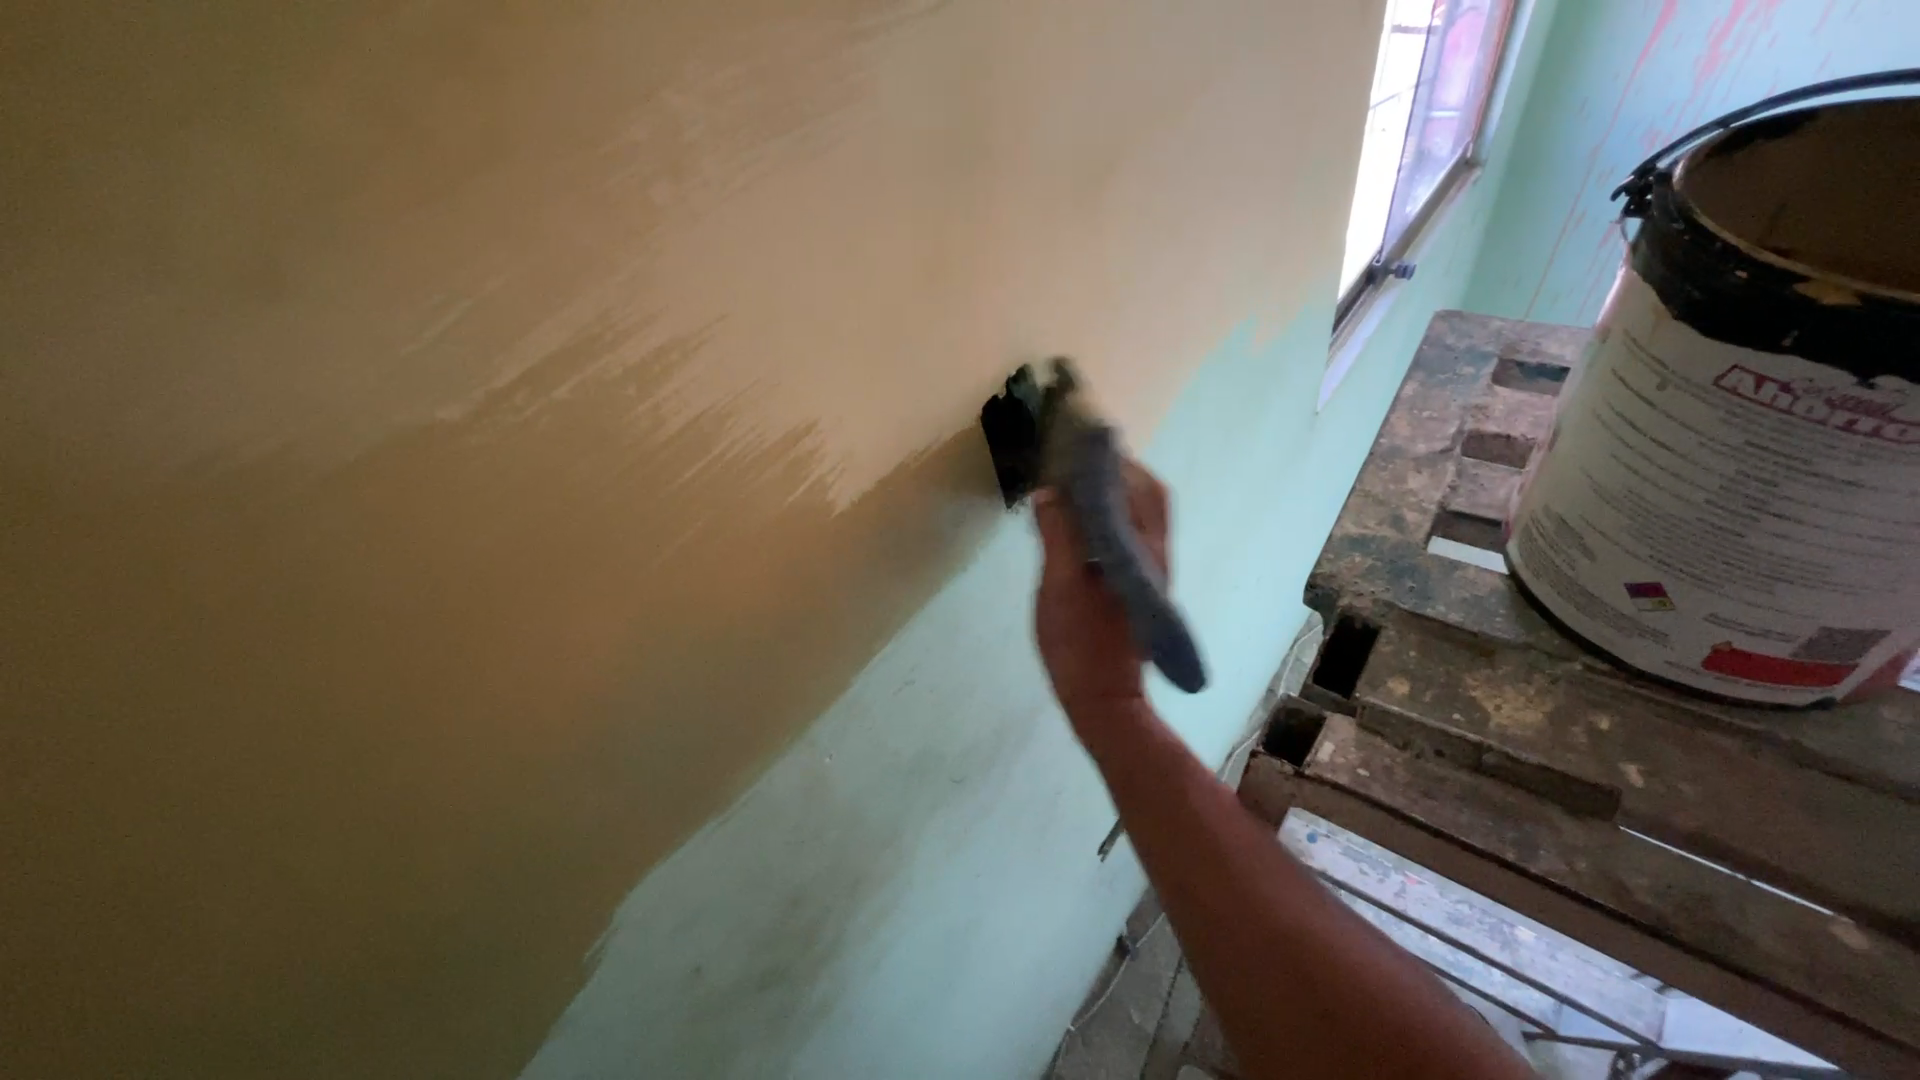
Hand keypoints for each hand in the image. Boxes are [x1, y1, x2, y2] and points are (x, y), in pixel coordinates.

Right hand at [1033, 461, 1170, 726]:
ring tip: (1076, 482)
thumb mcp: (1060, 589)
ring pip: (1140, 515)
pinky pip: (1130, 534)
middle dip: (1118, 471)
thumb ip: (1058, 537)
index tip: (1082, 442)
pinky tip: (1080, 520)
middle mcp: (1155, 556)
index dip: (1113, 461)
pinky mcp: (1138, 585)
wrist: (1105, 700)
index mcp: (1142, 552)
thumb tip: (1048, 493)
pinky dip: (1110, 514)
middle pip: (1148, 497)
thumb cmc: (1080, 646)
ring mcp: (1150, 571)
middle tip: (1079, 459)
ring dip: (1114, 492)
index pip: (1138, 488)